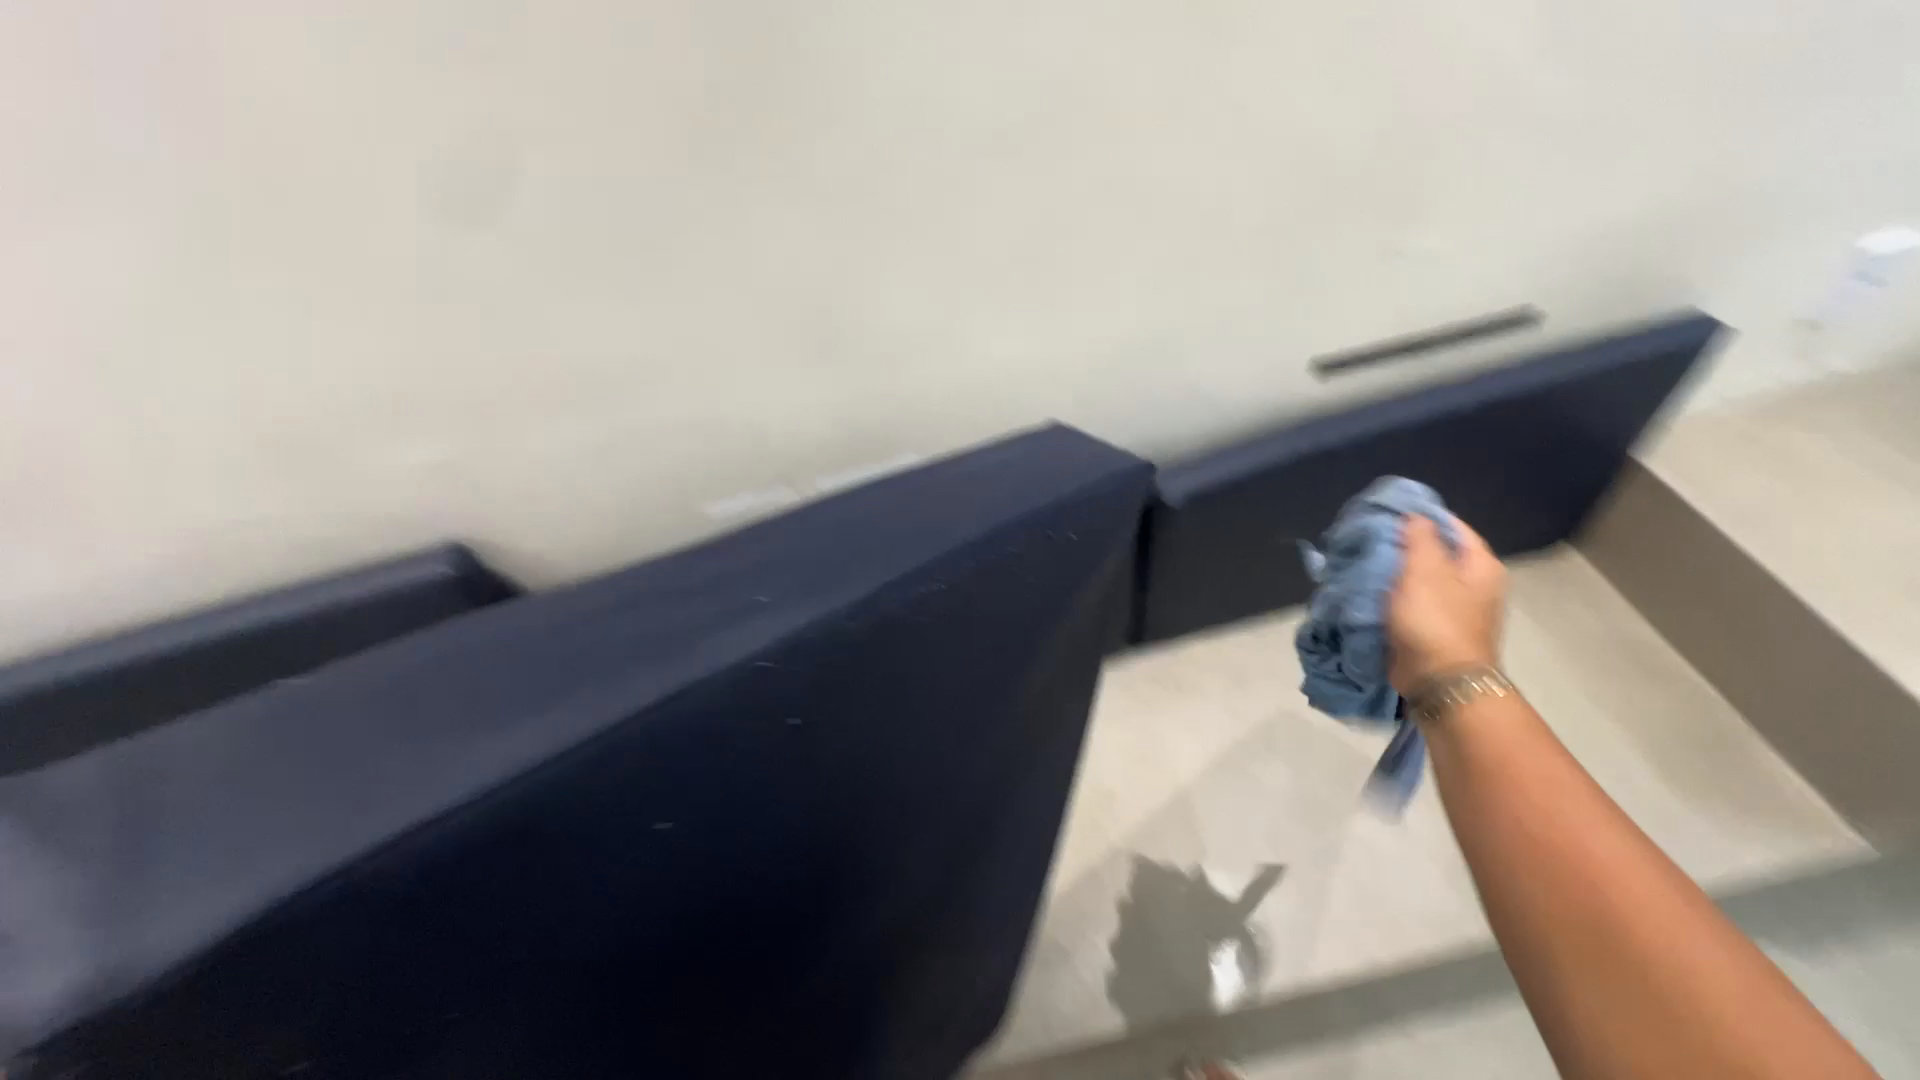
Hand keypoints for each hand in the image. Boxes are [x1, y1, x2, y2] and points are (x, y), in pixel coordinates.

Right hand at [1387, 514, 1506, 695]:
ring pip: (1424, 579)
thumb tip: (1415, 516)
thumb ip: (1420, 537)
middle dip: (1406, 547)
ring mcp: (1459, 610)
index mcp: (1481, 565)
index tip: (1388, 516)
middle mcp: (1477, 585)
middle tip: (1372, 541)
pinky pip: (1415, 604)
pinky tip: (1374, 594)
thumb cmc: (1434, 620)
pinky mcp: (1439, 630)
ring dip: (1398, 574)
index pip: (1452, 526)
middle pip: (1438, 553)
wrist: (1440, 681)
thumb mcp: (1424, 570)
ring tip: (1367, 566)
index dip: (1421, 518)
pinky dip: (1397, 597)